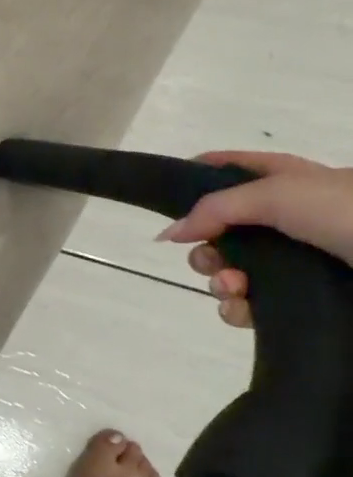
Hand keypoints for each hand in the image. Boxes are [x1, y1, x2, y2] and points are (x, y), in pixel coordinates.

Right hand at [159, 151, 352, 327]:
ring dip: (218, 282)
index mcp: (294, 183)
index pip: (238, 167)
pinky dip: (236, 308)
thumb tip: (171, 234)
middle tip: (212, 260)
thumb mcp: (281, 193)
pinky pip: (250, 304)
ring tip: (234, 289)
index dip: (201, 173)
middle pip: (221, 229)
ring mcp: (300, 261)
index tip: (170, 191)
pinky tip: (243, 308)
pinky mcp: (305, 297)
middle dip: (204, 248)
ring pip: (232, 270)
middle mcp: (294, 220)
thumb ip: (213, 207)